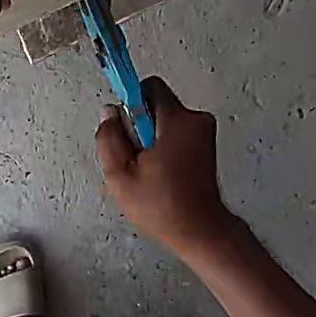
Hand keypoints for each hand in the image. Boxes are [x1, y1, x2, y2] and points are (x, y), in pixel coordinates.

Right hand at [95, 78, 237, 254]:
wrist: (199, 229)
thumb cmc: (163, 207)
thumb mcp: (120, 175)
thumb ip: (109, 138)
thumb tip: (109, 114)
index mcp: (177, 121)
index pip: (148, 87)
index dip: (129, 104)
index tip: (122, 122)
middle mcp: (196, 120)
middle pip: (155, 106)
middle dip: (139, 127)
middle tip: (136, 158)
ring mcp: (204, 132)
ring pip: (165, 121)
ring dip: (152, 140)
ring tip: (149, 170)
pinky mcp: (206, 145)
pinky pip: (176, 134)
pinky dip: (165, 148)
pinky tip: (161, 173)